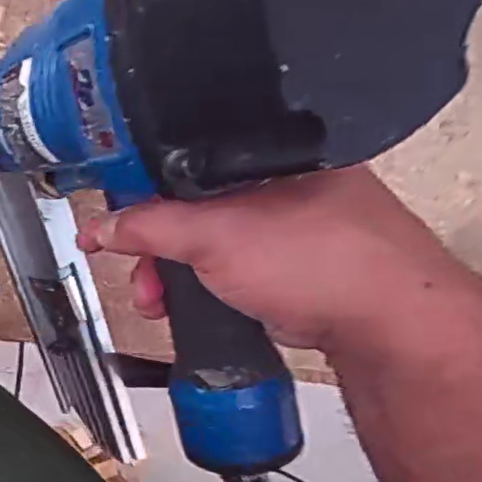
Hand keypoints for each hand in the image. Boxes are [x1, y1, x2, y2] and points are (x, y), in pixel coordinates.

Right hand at [77, 166, 481, 353]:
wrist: (377, 322)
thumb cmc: (327, 263)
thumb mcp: (215, 236)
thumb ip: (150, 227)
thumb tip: (103, 226)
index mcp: (270, 158)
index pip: (183, 168)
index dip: (139, 195)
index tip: (113, 222)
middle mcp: (277, 189)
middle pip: (185, 214)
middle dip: (152, 253)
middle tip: (141, 277)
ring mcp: (281, 229)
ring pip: (200, 247)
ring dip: (169, 278)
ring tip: (161, 302)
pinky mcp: (280, 267)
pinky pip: (219, 271)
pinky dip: (196, 291)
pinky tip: (189, 307)